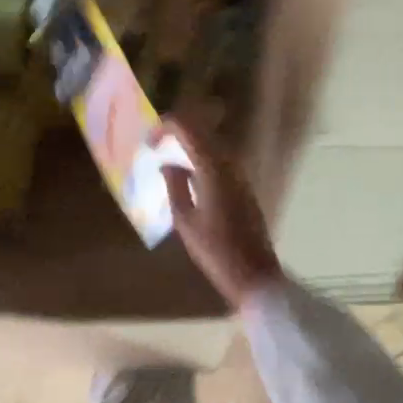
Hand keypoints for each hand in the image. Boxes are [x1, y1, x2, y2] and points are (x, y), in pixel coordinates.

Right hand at [160, 117, 284, 309]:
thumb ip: (174, 185)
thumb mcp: (184, 219)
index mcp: (212, 167)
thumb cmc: (215, 250)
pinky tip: (186, 175)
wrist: (254, 275)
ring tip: (166, 159)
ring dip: (188, 144)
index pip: (186, 128)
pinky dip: (199, 157)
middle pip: (200, 130)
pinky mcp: (243, 185)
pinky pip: (218, 159)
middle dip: (175, 131)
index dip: (164, 128)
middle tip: (154, 145)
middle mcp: (228, 162)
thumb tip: (167, 164)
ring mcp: (239, 173)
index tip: (148, 143)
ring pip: (210, 143)